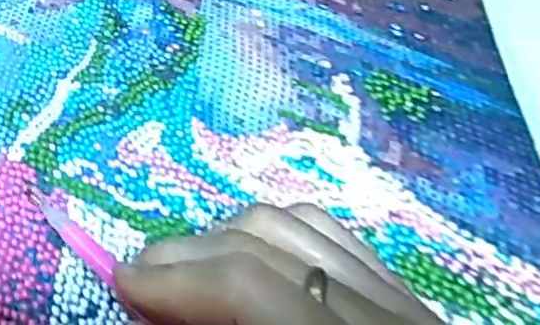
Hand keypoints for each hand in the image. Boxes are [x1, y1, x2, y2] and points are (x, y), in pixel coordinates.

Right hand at [115, 204, 439, 324]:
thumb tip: (150, 316)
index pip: (253, 289)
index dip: (176, 283)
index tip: (123, 287)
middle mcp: (393, 321)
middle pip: (262, 245)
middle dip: (185, 257)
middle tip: (142, 283)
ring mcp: (412, 305)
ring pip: (289, 225)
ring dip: (220, 238)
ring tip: (189, 270)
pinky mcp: (416, 301)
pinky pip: (329, 233)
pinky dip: (271, 233)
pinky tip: (249, 255)